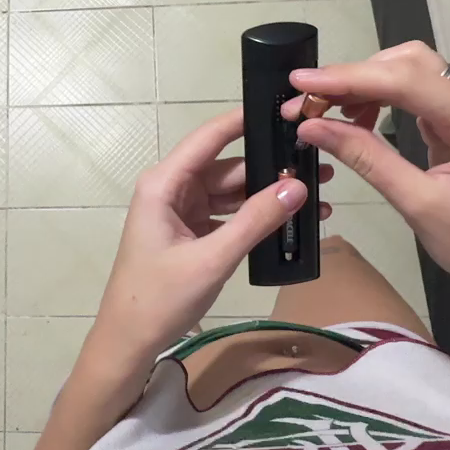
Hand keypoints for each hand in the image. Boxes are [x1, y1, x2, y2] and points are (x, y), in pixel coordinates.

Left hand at [76, 110, 316, 397]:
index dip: (245, 120)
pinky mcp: (190, 231)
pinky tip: (291, 221)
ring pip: (231, 192)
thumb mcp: (212, 258)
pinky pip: (228, 214)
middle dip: (270, 166)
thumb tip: (298, 185)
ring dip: (268, 195)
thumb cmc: (160, 296)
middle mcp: (171, 188)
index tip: (284, 108)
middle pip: (227, 166)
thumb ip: (255, 221)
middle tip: (320, 165)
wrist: (129, 340)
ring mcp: (181, 210)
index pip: (209, 138)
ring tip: (319, 194)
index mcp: (164, 183)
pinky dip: (255, 217)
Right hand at [284, 42, 449, 308]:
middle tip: (307, 99)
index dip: (351, 77)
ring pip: (411, 73)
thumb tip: (311, 126)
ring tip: (324, 109)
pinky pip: (414, 95)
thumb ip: (366, 158)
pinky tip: (353, 115)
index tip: (302, 81)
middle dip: (355, 76)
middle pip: (411, 64)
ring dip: (364, 83)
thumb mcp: (417, 204)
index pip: (409, 82)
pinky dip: (378, 98)